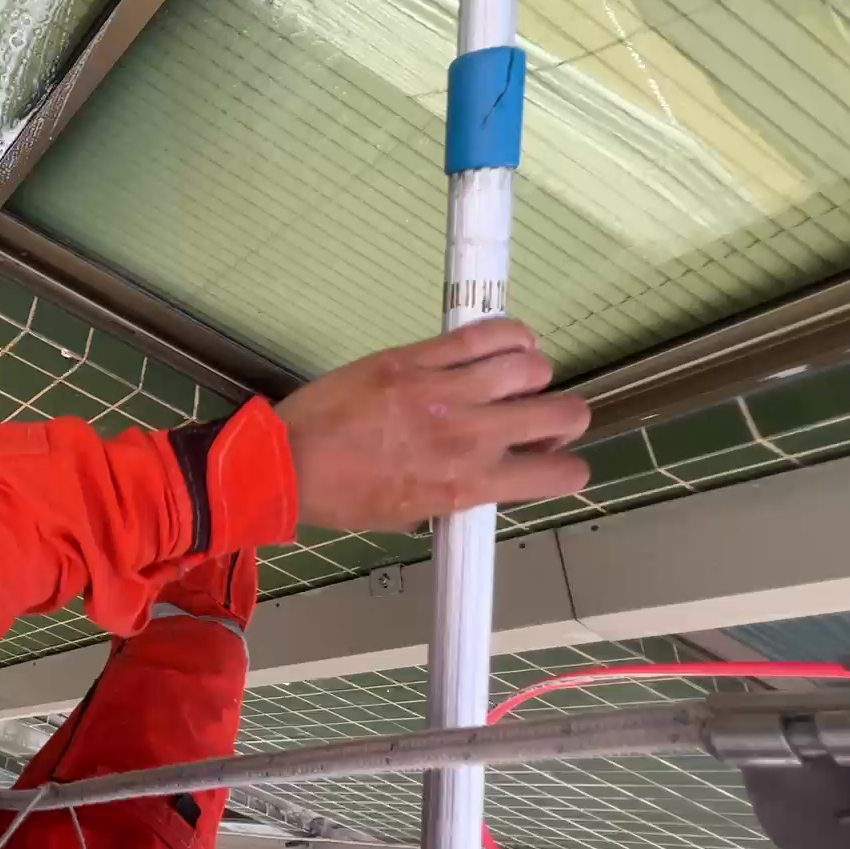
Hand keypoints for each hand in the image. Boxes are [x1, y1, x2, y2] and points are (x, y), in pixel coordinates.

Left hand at [275, 318, 589, 531]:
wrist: (283, 461)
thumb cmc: (337, 495)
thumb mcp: (407, 514)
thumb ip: (456, 493)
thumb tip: (482, 476)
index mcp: (468, 484)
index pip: (565, 473)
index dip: (561, 463)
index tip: (539, 455)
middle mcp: (468, 437)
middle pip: (566, 411)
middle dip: (557, 414)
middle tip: (525, 414)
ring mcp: (441, 392)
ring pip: (531, 365)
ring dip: (529, 372)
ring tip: (505, 378)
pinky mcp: (410, 359)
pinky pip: (483, 333)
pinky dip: (507, 333)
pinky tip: (501, 342)